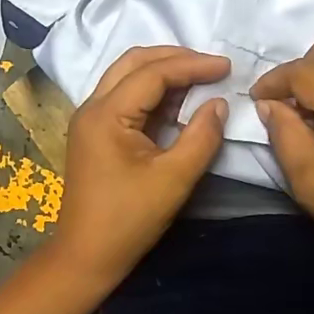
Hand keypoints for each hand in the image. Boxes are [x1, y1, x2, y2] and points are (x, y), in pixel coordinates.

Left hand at [48, 46, 230, 283]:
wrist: (86, 255)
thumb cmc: (128, 220)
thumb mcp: (174, 179)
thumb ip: (201, 137)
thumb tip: (218, 103)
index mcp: (106, 114)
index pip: (152, 73)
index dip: (192, 65)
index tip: (228, 66)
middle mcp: (92, 107)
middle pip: (133, 63)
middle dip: (174, 58)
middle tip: (212, 66)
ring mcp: (90, 120)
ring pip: (126, 77)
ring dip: (162, 72)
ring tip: (200, 78)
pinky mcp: (94, 133)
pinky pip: (124, 98)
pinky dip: (152, 92)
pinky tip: (178, 100)